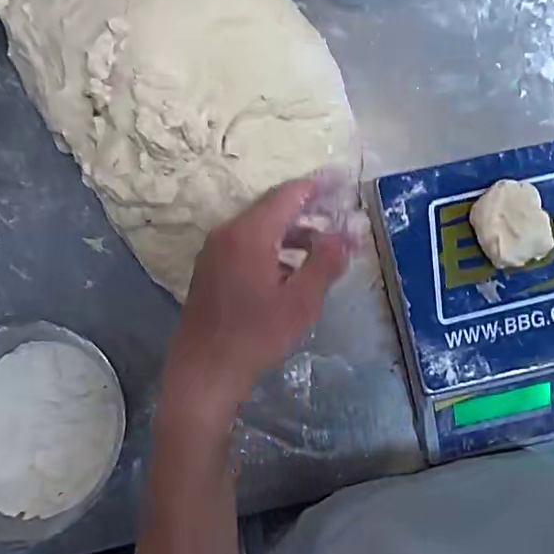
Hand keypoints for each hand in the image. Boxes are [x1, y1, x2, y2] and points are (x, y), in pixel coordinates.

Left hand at [162, 175, 356, 439]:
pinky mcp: (212, 268)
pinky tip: (295, 265)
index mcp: (249, 234)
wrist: (204, 372)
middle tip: (342, 212)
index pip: (289, 194)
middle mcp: (228, 233)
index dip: (319, 186)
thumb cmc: (256, 336)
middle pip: (274, 206)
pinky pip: (249, 242)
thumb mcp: (302, 301)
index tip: (344, 181)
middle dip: (310, 207)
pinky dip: (277, 244)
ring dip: (295, 229)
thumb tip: (349, 230)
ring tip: (326, 243)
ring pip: (262, 225)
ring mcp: (216, 250)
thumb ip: (327, 260)